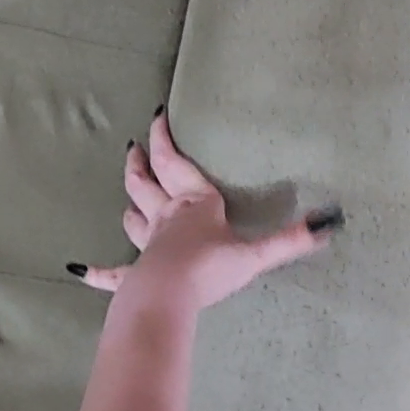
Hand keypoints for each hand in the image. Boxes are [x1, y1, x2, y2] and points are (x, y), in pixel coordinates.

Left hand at [72, 111, 337, 312]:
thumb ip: (292, 239)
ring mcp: (148, 245)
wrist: (170, 297)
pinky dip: (97, 271)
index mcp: (194, 204)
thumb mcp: (255, 254)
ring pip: (135, 216)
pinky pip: (112, 271)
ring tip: (129, 192)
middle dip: (142, 161)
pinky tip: (77, 269)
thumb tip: (331, 222)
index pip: (178, 162)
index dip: (165, 137)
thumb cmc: (210, 268)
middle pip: (147, 181)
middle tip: (134, 144)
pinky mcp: (134, 274)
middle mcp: (167, 217)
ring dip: (132, 201)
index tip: (156, 113)